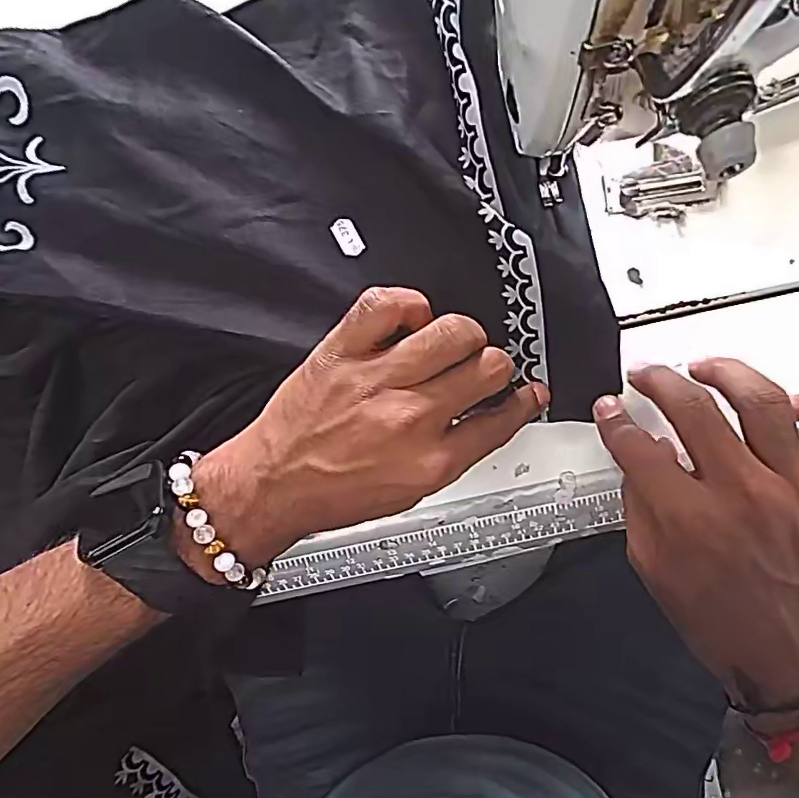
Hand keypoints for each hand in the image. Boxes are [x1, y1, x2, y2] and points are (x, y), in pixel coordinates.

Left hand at [187, 287, 548, 569]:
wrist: (272, 487)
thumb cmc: (334, 493)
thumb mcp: (410, 491)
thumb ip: (455, 453)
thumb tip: (487, 419)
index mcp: (431, 460)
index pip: (500, 419)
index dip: (522, 402)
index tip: (526, 392)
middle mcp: (410, 417)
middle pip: (488, 368)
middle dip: (496, 366)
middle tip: (482, 369)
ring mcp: (376, 380)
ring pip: (453, 331)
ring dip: (463, 335)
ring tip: (449, 345)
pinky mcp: (343, 353)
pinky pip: (388, 304)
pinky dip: (408, 304)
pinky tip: (409, 323)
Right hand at [594, 360, 798, 708]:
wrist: (791, 659)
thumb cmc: (724, 623)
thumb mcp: (654, 571)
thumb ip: (641, 509)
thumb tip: (640, 461)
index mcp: (690, 520)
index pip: (638, 447)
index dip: (615, 421)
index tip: (611, 410)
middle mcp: (743, 496)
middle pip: (694, 409)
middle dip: (659, 382)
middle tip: (648, 376)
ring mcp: (795, 490)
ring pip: (764, 403)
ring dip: (728, 373)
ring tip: (707, 367)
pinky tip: (794, 403)